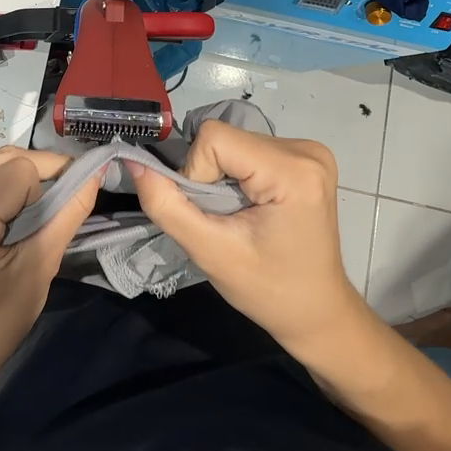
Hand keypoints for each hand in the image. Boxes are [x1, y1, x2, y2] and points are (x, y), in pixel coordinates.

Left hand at [0, 147, 99, 368]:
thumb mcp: (38, 268)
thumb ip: (67, 213)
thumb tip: (96, 171)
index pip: (22, 170)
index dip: (50, 187)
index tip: (59, 215)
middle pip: (3, 158)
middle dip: (34, 178)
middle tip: (47, 215)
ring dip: (12, 179)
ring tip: (19, 220)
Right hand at [132, 121, 366, 354]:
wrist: (317, 312)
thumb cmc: (268, 290)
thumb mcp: (209, 252)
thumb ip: (166, 205)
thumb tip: (133, 161)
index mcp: (293, 171)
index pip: (214, 138)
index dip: (197, 173)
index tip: (212, 214)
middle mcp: (306, 150)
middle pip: (223, 138)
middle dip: (209, 176)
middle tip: (225, 218)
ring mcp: (308, 151)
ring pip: (231, 141)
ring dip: (221, 176)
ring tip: (239, 215)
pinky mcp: (304, 157)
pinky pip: (246, 148)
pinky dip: (235, 174)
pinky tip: (251, 206)